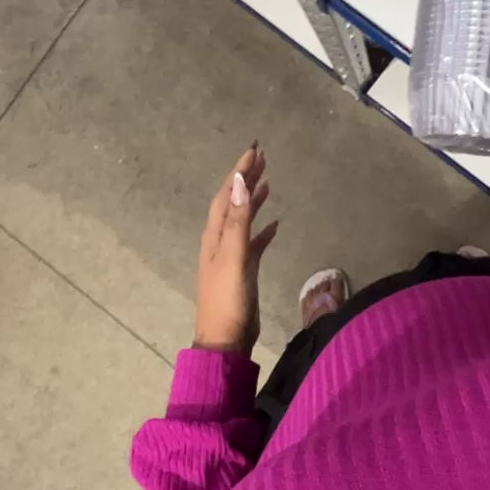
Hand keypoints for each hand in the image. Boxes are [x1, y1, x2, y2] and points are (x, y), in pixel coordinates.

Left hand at [193, 144, 278, 354]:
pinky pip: (254, 241)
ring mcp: (231, 255)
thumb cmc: (228, 299)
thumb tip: (237, 183)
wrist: (226, 339)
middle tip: (262, 156)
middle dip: (246, 178)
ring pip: (243, 218)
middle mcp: (220, 240)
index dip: (239, 172)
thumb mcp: (234, 258)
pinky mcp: (243, 269)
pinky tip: (275, 223)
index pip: (227, 194)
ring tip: (267, 179)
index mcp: (215, 235)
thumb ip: (237, 222)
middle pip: (233, 201)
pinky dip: (262, 228)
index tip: (253, 150)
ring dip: (253, 198)